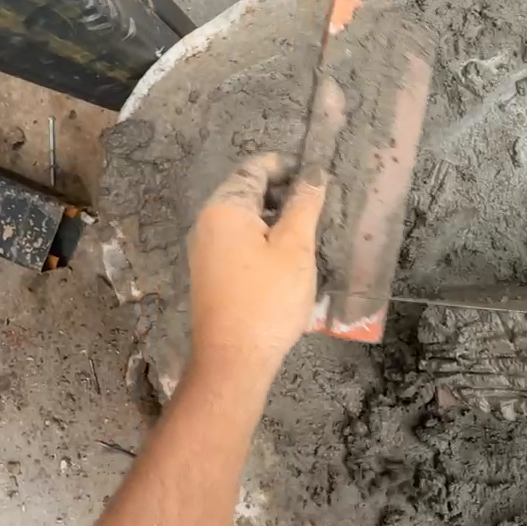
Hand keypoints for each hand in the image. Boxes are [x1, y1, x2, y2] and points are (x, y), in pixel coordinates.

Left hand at [185, 153, 326, 379]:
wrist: (233, 359)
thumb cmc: (267, 300)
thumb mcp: (295, 248)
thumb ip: (304, 204)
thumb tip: (313, 174)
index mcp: (224, 208)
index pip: (256, 168)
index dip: (288, 166)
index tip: (319, 177)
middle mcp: (208, 221)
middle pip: (249, 191)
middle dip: (284, 192)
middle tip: (320, 206)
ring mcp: (206, 248)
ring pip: (245, 218)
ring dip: (276, 218)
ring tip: (310, 230)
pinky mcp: (211, 271)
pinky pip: (239, 240)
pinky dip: (264, 238)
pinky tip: (288, 255)